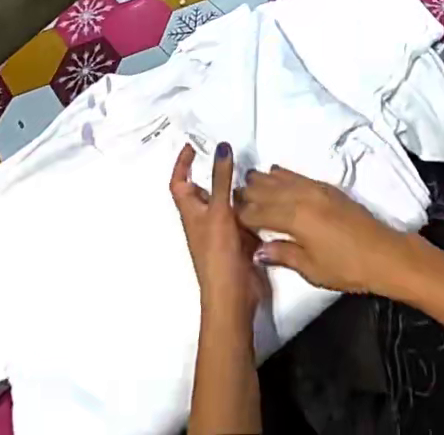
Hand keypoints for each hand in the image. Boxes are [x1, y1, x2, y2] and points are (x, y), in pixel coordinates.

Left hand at [171, 142, 266, 321]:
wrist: (233, 296)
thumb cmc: (218, 254)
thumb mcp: (219, 211)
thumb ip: (221, 179)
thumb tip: (221, 147)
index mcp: (191, 211)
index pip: (180, 182)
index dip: (182, 163)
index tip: (192, 146)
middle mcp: (204, 219)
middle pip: (204, 191)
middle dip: (214, 173)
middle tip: (229, 154)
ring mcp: (221, 231)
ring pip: (226, 203)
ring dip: (235, 189)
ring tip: (251, 172)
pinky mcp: (239, 241)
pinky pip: (243, 218)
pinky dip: (250, 207)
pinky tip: (263, 198)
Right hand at [234, 166, 422, 297]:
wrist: (384, 253)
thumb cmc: (347, 268)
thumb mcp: (311, 270)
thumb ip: (282, 255)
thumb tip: (256, 250)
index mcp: (293, 218)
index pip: (258, 213)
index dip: (242, 215)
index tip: (228, 216)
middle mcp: (300, 197)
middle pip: (265, 190)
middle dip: (247, 194)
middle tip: (232, 197)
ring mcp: (314, 189)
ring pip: (279, 179)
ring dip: (262, 180)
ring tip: (247, 181)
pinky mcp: (325, 187)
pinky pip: (296, 175)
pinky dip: (281, 174)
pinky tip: (274, 172)